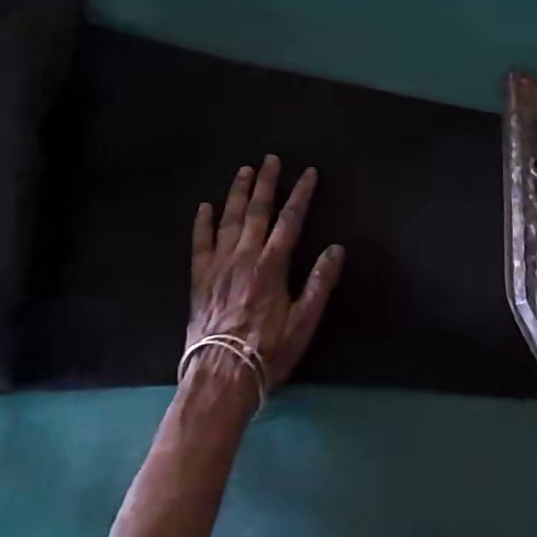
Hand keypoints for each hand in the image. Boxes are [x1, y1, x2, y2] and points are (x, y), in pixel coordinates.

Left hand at [188, 154, 344, 391]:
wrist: (220, 377)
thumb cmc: (268, 351)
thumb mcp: (304, 321)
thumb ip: (320, 282)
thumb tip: (336, 248)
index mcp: (272, 264)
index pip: (291, 219)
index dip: (301, 193)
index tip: (309, 172)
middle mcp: (245, 256)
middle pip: (257, 211)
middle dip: (266, 183)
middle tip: (270, 159)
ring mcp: (219, 265)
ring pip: (229, 219)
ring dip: (238, 193)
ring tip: (244, 171)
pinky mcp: (199, 279)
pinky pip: (200, 243)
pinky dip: (202, 223)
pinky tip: (205, 207)